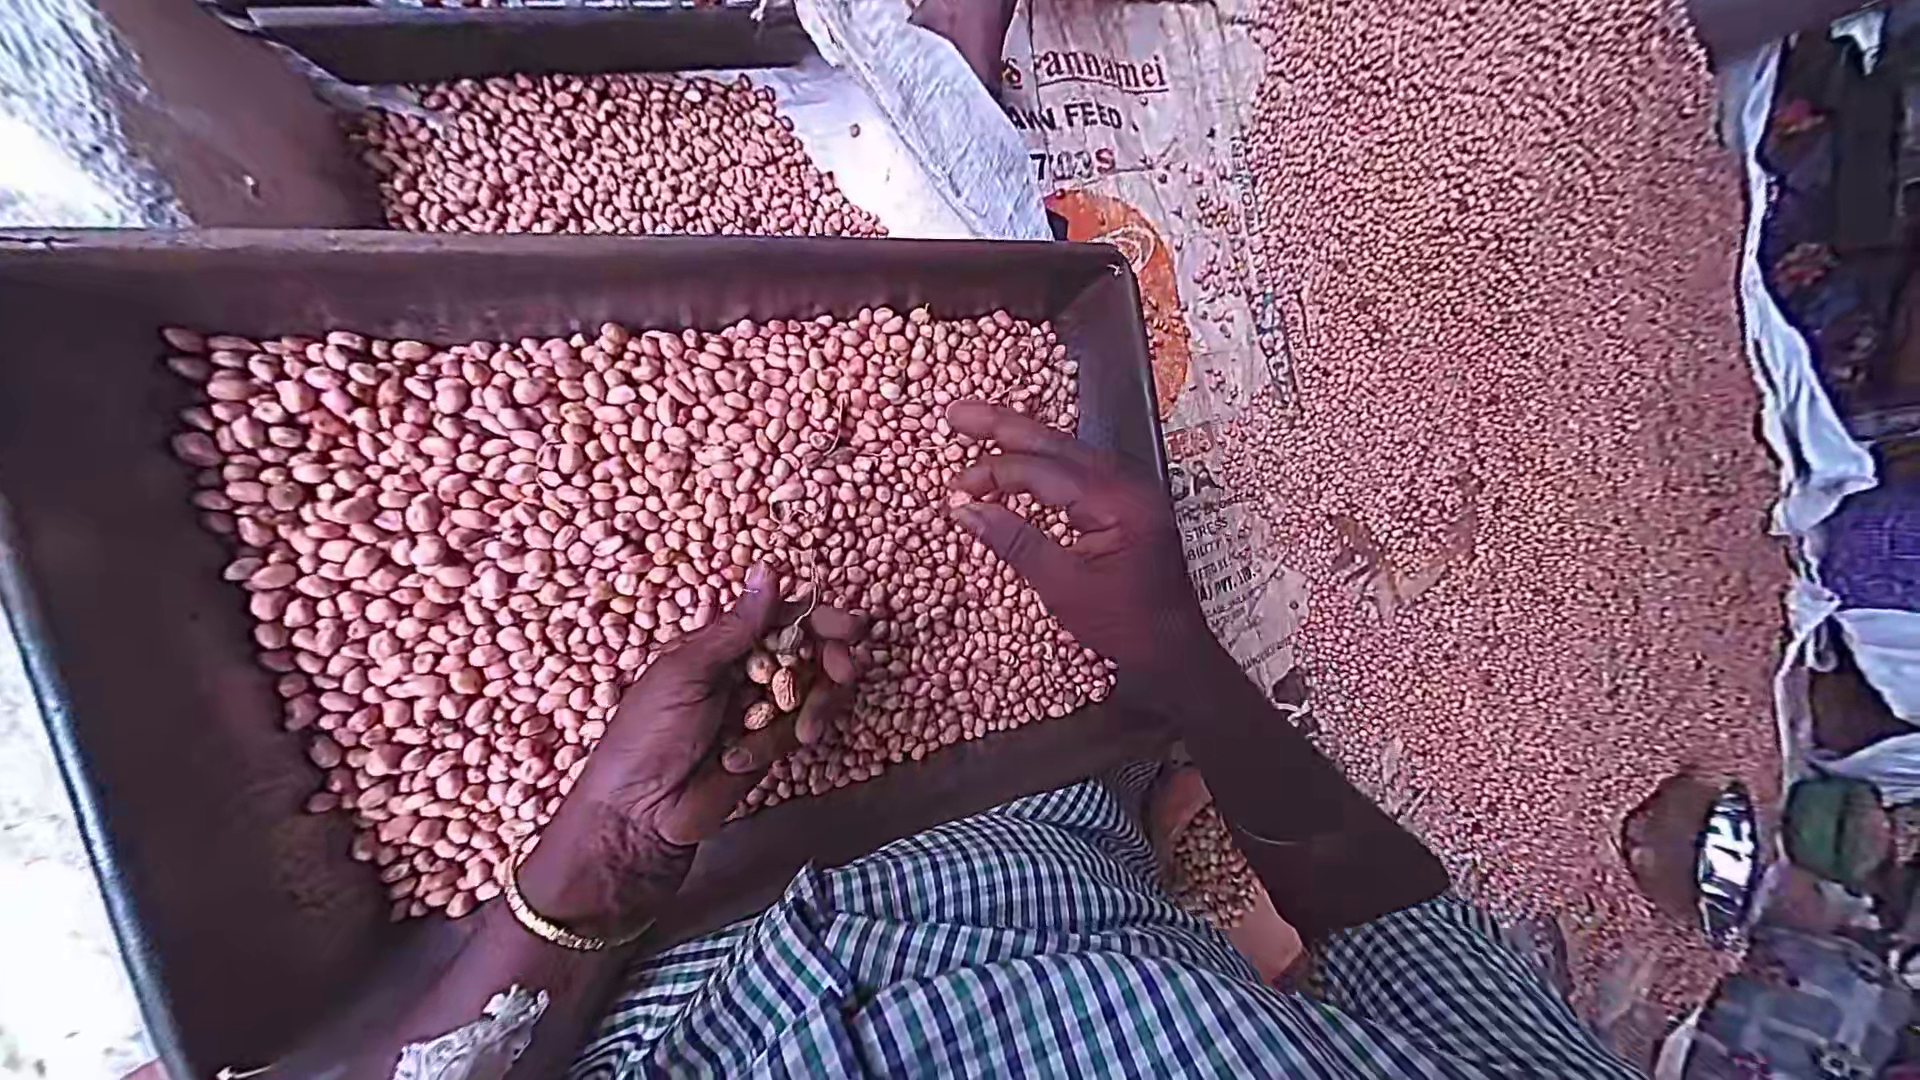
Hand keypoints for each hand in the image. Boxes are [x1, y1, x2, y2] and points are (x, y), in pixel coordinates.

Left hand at [517, 563, 863, 934]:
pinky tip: (744, 757)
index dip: (820, 618)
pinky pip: (800, 728)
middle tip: (845, 671)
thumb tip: (768, 569)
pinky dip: (781, 741)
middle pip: (811, 650)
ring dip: (816, 706)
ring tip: (805, 732)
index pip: (784, 617)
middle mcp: (751, 668)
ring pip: (816, 689)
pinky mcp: (773, 742)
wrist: (637, 819)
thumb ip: (736, 626)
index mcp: (726, 643)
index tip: (848, 628)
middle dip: (832, 660)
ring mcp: (764, 706)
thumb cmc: (648, 735)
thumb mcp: (687, 672)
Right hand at [945, 401, 1211, 673]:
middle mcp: (1128, 482)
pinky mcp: (1125, 500)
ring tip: (979, 424)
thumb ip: (1014, 542)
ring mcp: (1130, 488)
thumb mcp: (1063, 587)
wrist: (1174, 648)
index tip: (957, 488)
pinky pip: (1077, 468)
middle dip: (1003, 425)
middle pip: (1056, 442)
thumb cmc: (1123, 624)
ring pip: (1067, 449)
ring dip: (1021, 437)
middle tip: (957, 412)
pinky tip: (1018, 457)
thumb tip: (965, 510)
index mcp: (1118, 501)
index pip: (1043, 471)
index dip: (994, 474)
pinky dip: (1041, 461)